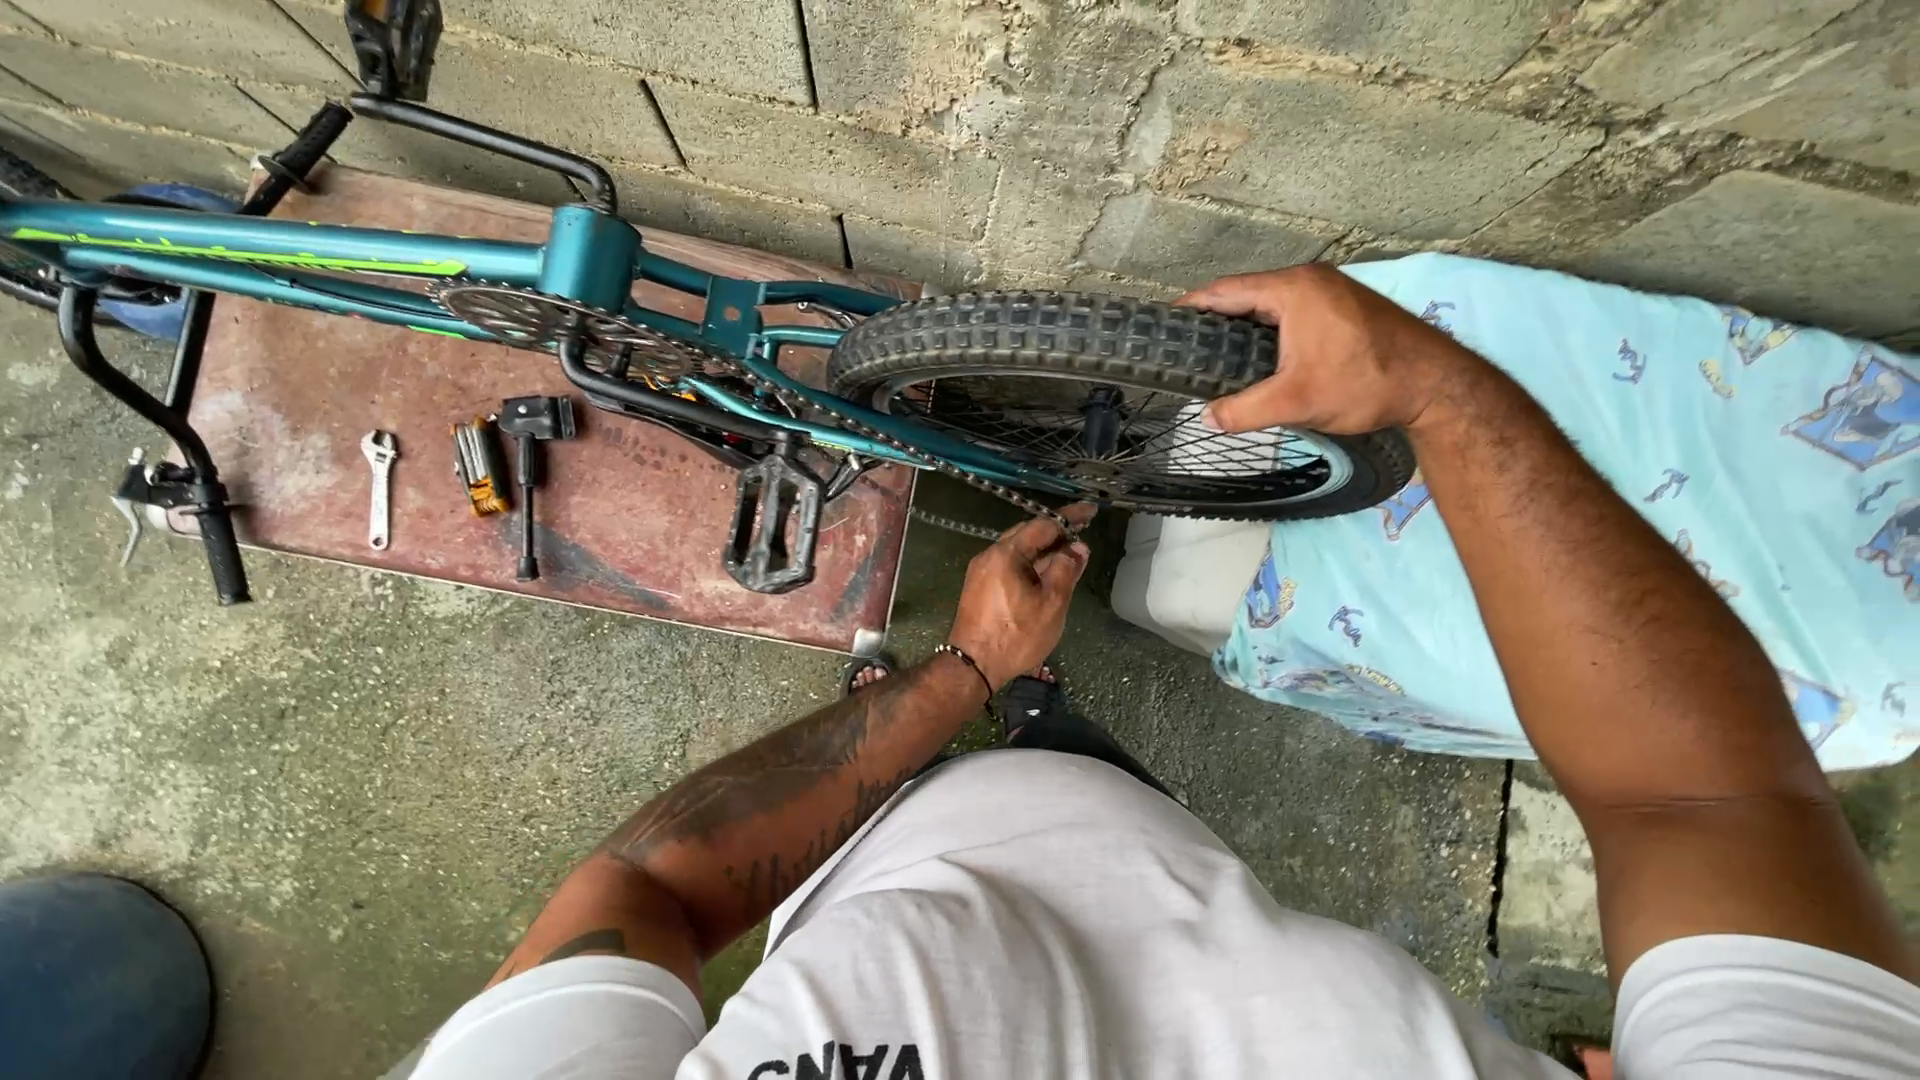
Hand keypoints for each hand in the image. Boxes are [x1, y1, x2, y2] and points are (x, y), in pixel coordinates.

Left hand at [946, 504, 1095, 688]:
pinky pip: (1010, 565)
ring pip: (1018, 551)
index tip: (1090, 510)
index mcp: (1006, 554)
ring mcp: (982, 571)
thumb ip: (1067, 570)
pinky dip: (1031, 563)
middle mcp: (989, 556)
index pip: (1042, 526)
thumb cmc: (1015, 636)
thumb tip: (1078, 547)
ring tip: (1070, 550)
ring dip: (1044, 549)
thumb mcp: (1051, 603)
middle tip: (1083, 528)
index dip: (1069, 517)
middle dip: (1055, 531)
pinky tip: (1047, 571)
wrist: (972, 666)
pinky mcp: (979, 587)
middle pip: (1027, 534)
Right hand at [1178, 263, 1491, 434]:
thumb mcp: (1295, 402)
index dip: (1190, 307)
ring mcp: (1330, 291)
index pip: (1224, 291)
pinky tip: (1256, 356)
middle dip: (1212, 318)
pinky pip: (1290, 311)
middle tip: (1182, 346)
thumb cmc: (1366, 382)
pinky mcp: (1343, 308)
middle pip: (1245, 294)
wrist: (1436, 384)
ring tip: (1211, 354)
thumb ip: (1243, 410)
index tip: (1162, 322)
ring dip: (1240, 325)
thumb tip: (1207, 419)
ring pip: (1268, 304)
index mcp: (1293, 289)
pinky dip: (1266, 329)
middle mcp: (1310, 280)